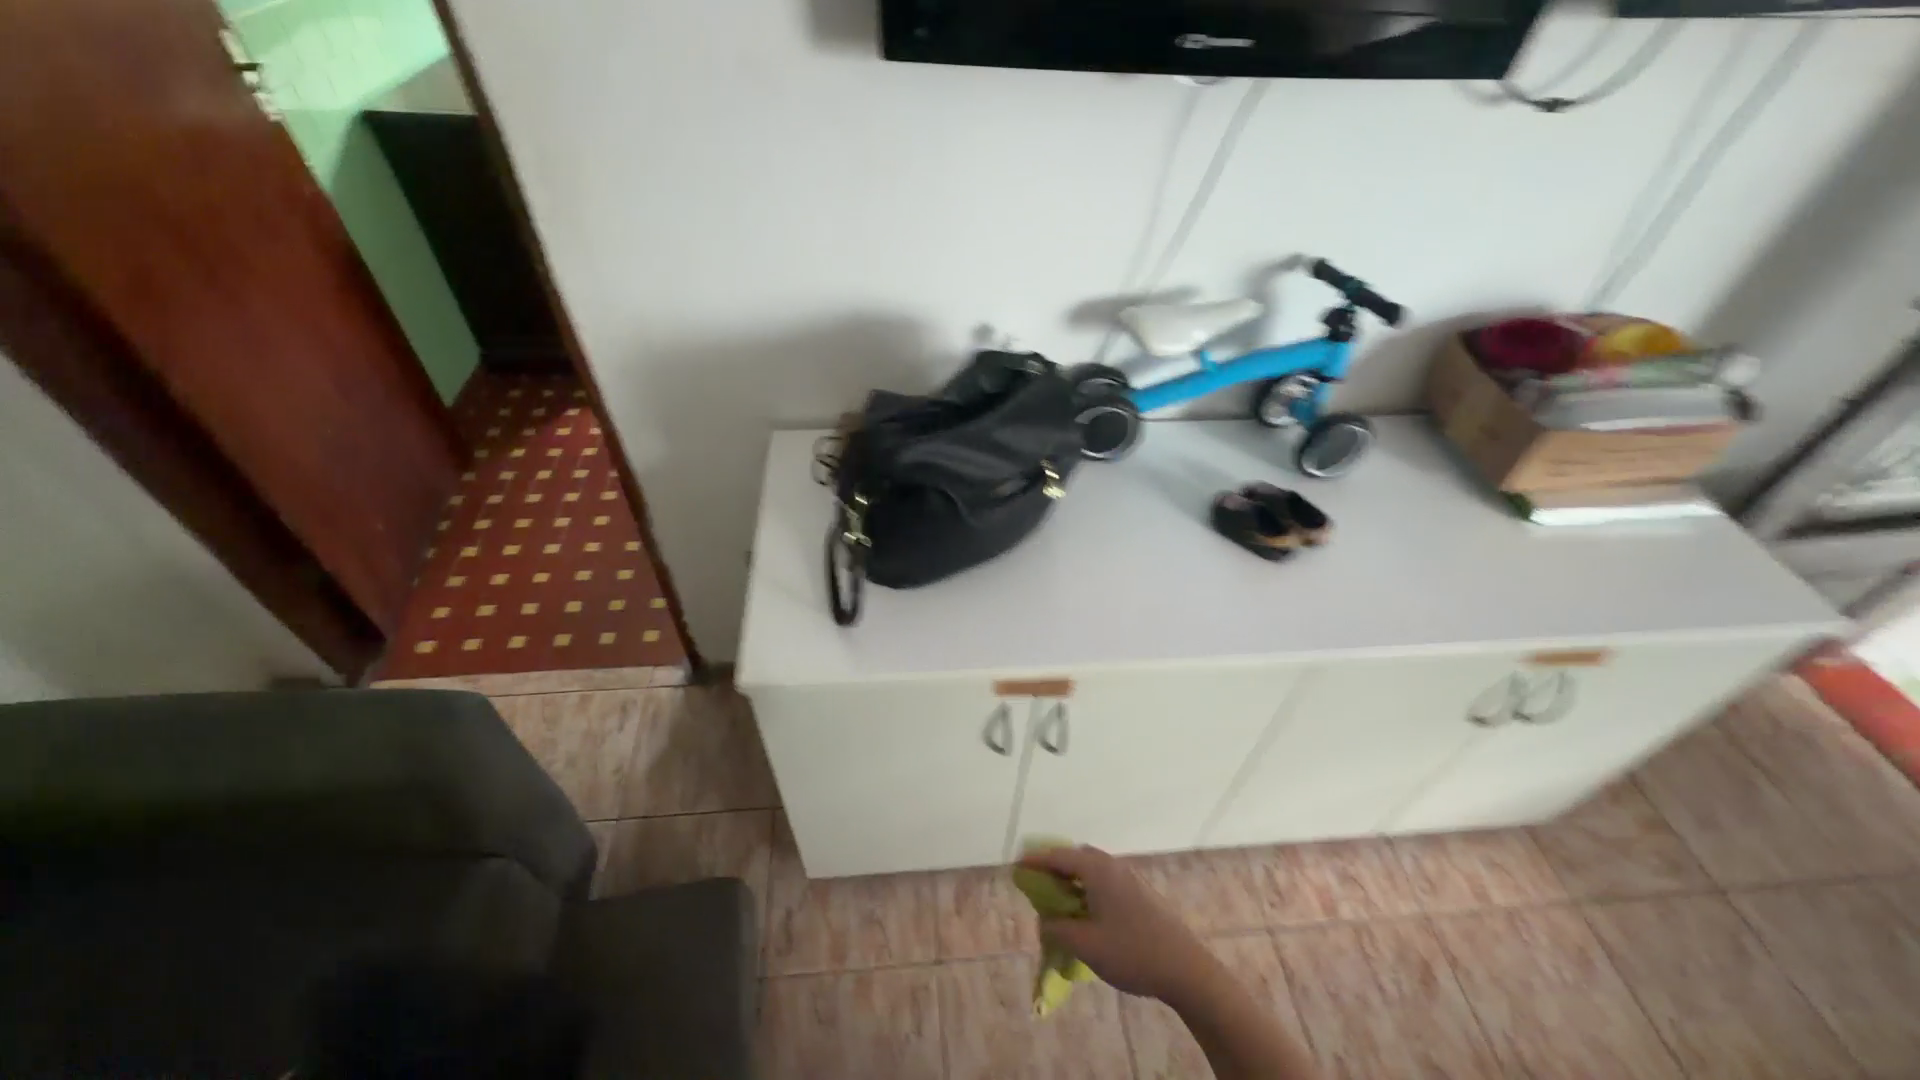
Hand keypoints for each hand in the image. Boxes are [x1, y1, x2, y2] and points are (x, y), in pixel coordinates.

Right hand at [1018, 845, 1220, 1003]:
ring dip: (1076, 880)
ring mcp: (1134, 881)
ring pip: (1096, 871)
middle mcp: (1116, 868)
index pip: (1060, 857)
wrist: (1186, 969)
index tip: (1017, 866)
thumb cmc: (1131, 952)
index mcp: (1099, 871)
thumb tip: (1046, 921)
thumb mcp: (1084, 945)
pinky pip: (1109, 884)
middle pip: (1079, 858)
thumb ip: (1057, 929)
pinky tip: (1089, 914)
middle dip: (1057, 867)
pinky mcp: (1144, 897)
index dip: (1036, 861)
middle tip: (1039, 883)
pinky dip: (1091, 890)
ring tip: (1061, 901)